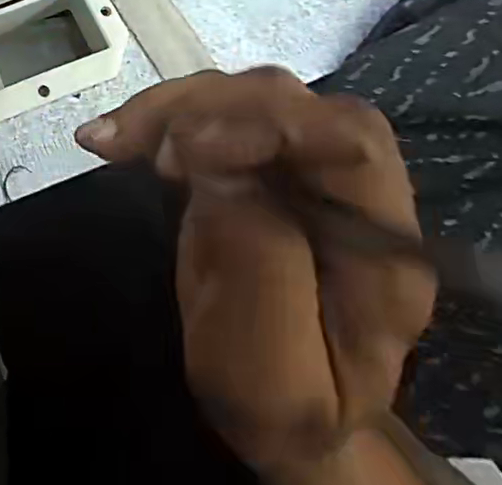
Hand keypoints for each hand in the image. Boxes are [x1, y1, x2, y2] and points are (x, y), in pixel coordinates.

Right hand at [75, 68, 434, 482]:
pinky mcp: (260, 157)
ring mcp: (305, 163)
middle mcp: (352, 184)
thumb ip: (261, 273)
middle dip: (208, 107)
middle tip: (139, 144)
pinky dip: (163, 115)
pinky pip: (216, 111)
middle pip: (293, 100)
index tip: (189, 144)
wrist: (281, 409)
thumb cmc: (285, 408)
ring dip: (176, 105)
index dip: (277, 122)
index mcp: (384, 242)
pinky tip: (118, 137)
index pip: (355, 141)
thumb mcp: (275, 379)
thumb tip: (216, 160)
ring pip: (247, 93)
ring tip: (117, 140)